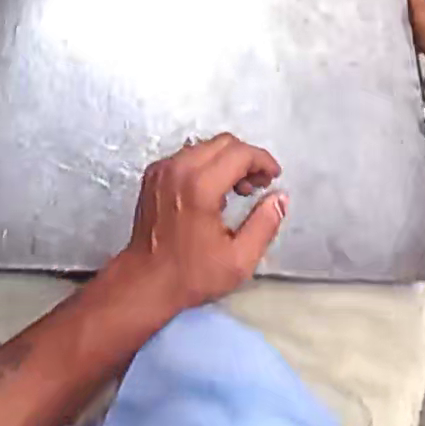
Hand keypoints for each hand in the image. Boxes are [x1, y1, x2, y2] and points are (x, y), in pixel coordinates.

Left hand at [110, 133, 287, 313]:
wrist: (144, 282)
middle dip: (246, 158)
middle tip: (257, 185)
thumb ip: (265, 224)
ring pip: (205, 146)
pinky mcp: (153, 173)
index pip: (240, 153)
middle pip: (223, 143)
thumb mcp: (239, 260)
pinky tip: (211, 191)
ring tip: (237, 190)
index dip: (262, 160)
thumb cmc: (192, 275)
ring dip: (226, 160)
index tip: (274, 177)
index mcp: (200, 185)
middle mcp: (179, 167)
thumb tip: (280, 197)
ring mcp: (163, 168)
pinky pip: (187, 155)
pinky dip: (206, 164)